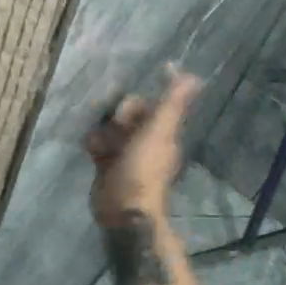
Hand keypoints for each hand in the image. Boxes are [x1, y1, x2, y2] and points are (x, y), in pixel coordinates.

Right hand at [86, 64, 199, 225]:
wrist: (123, 209)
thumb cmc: (143, 169)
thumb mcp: (159, 132)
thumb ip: (172, 104)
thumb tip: (193, 75)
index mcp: (161, 132)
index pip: (145, 105)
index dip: (133, 104)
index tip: (123, 109)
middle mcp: (145, 140)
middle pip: (124, 115)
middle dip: (115, 118)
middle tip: (115, 130)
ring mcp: (125, 153)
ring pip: (109, 128)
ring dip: (102, 131)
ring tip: (100, 143)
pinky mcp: (107, 164)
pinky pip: (98, 144)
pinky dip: (94, 144)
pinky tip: (91, 150)